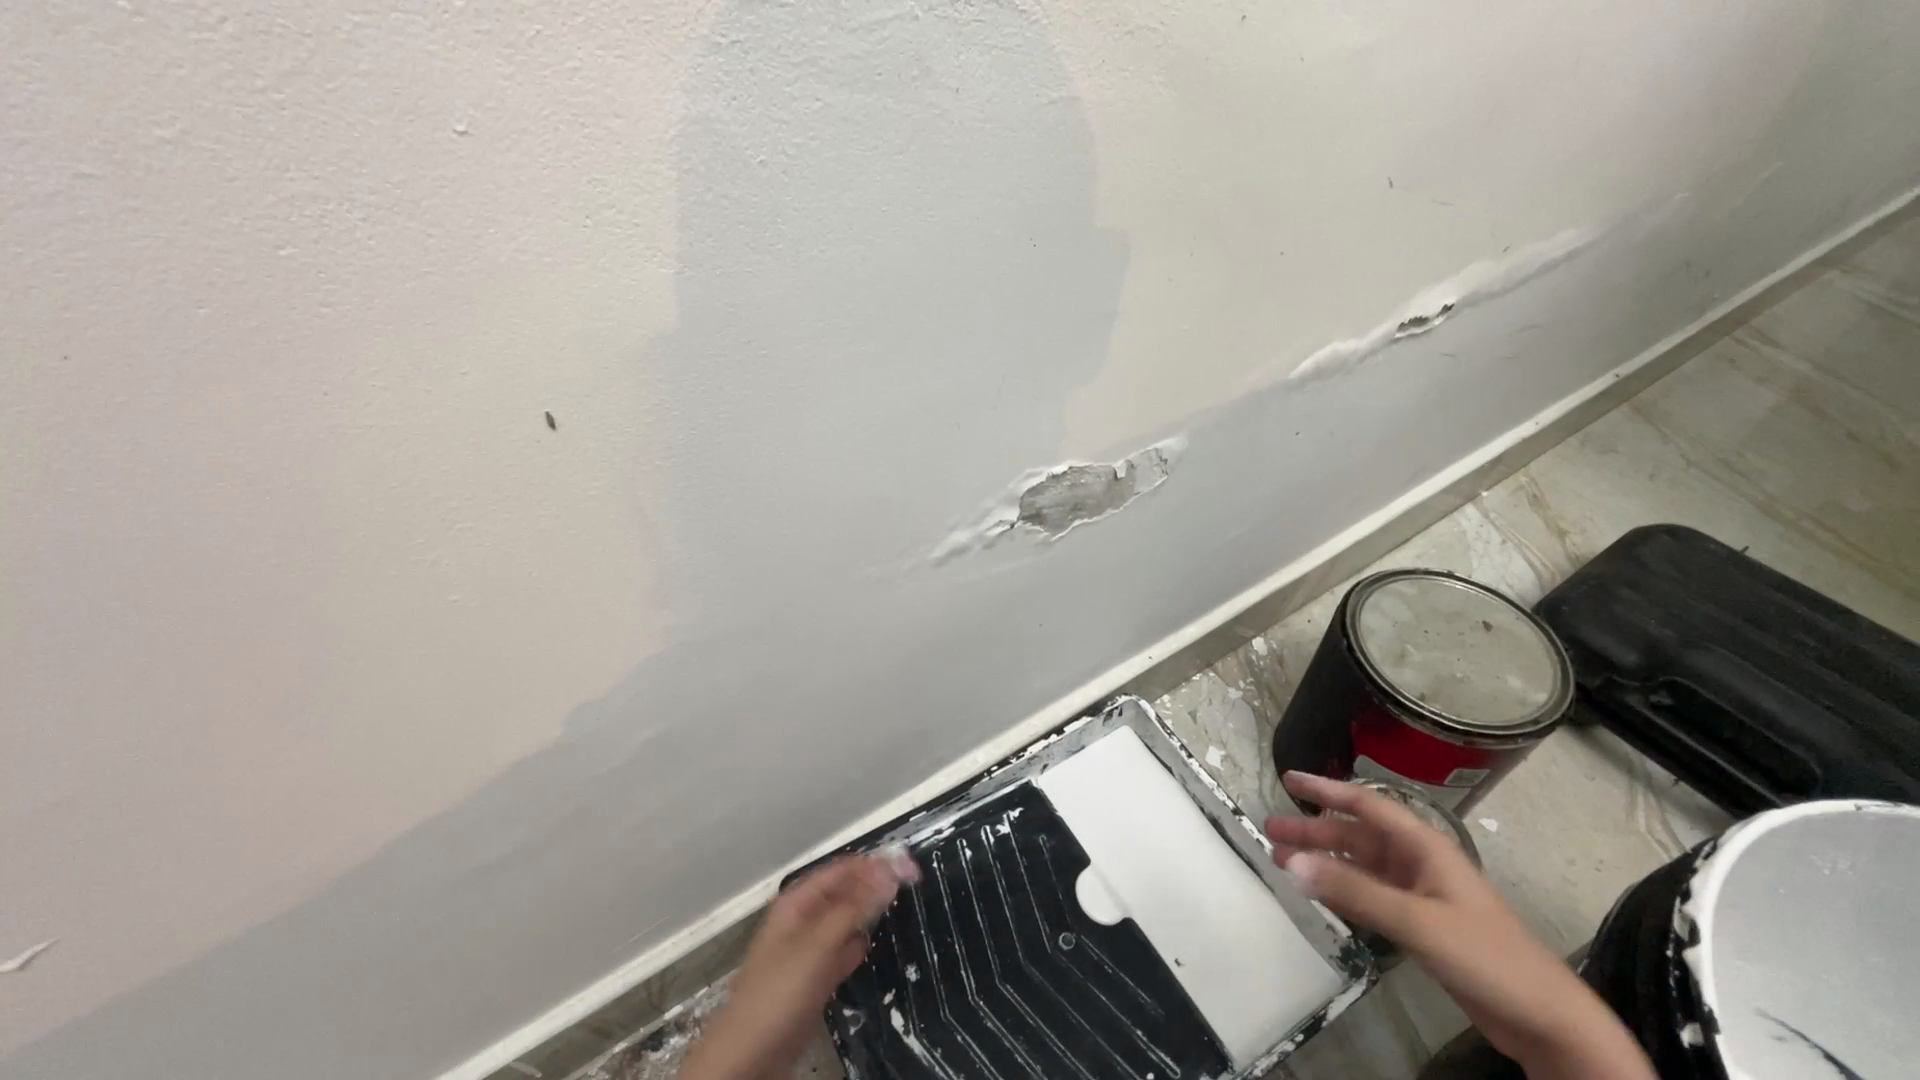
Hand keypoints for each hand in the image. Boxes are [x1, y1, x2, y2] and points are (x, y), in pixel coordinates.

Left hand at [680, 852, 917, 1079]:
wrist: (750, 1054)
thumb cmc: (779, 991)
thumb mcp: (818, 944)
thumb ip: (854, 908)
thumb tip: (889, 872)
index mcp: (797, 902)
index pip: (841, 870)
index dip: (873, 864)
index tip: (909, 866)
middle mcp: (802, 920)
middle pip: (843, 892)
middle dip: (873, 884)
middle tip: (912, 882)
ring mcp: (808, 949)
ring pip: (844, 921)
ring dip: (867, 912)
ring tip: (899, 905)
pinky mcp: (814, 977)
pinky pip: (841, 950)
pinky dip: (857, 944)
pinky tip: (872, 945)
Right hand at [1265, 772, 1653, 1079]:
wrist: (1544, 1018)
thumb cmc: (1487, 956)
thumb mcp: (1417, 921)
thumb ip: (1354, 892)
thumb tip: (1292, 863)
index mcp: (1425, 847)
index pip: (1367, 806)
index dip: (1327, 789)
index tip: (1289, 778)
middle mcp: (1419, 863)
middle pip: (1357, 836)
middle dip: (1314, 829)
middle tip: (1271, 830)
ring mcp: (1420, 894)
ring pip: (1360, 866)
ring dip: (1323, 860)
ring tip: (1281, 859)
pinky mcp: (1420, 924)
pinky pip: (1369, 894)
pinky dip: (1341, 889)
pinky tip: (1319, 893)